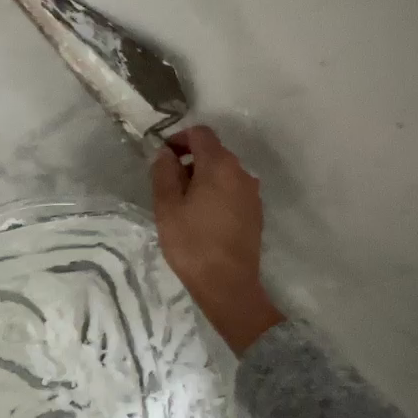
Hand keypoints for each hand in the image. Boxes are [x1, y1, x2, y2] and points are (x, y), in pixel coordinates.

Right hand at [152, 126, 285, 354]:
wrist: (228, 284)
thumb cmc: (191, 242)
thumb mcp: (167, 206)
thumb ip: (164, 173)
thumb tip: (166, 154)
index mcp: (219, 166)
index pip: (201, 134)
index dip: (179, 138)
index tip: (162, 156)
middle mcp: (241, 173)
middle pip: (214, 152)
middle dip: (190, 160)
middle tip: (167, 184)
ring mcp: (252, 193)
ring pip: (224, 172)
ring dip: (203, 178)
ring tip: (183, 203)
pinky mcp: (255, 212)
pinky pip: (232, 190)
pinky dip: (216, 192)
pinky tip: (202, 217)